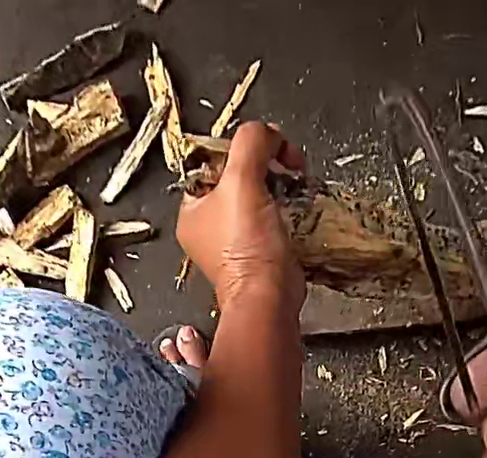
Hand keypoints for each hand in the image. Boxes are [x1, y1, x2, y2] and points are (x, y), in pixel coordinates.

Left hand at [176, 121, 305, 312]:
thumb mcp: (242, 179)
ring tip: (293, 180)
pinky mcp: (258, 250)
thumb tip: (267, 133)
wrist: (269, 295)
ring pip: (257, 192)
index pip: (213, 159)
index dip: (240, 147)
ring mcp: (234, 240)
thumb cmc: (247, 248)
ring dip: (278, 181)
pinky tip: (295, 201)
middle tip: (284, 163)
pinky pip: (271, 214)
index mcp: (191, 210)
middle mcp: (208, 226)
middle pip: (237, 173)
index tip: (264, 146)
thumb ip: (251, 142)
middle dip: (264, 163)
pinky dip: (284, 204)